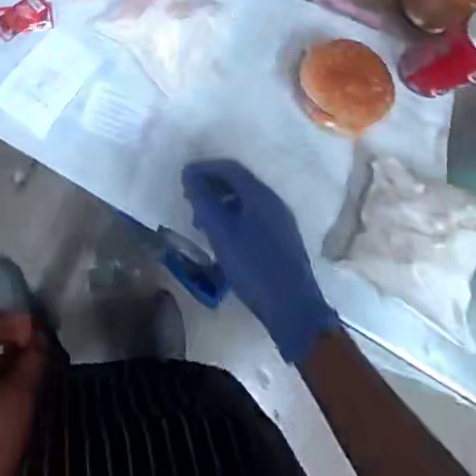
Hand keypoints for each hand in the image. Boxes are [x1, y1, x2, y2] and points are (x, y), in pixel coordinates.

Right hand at [183, 159, 338, 364]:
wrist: (293, 307)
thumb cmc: (252, 266)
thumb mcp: (220, 231)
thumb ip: (203, 200)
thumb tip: (189, 174)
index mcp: (260, 194)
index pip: (229, 168)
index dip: (204, 168)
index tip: (183, 178)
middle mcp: (273, 201)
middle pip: (238, 182)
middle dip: (211, 186)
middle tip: (189, 200)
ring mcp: (280, 221)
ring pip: (245, 201)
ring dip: (220, 205)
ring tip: (201, 224)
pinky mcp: (282, 239)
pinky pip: (253, 217)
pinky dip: (232, 218)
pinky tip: (221, 238)